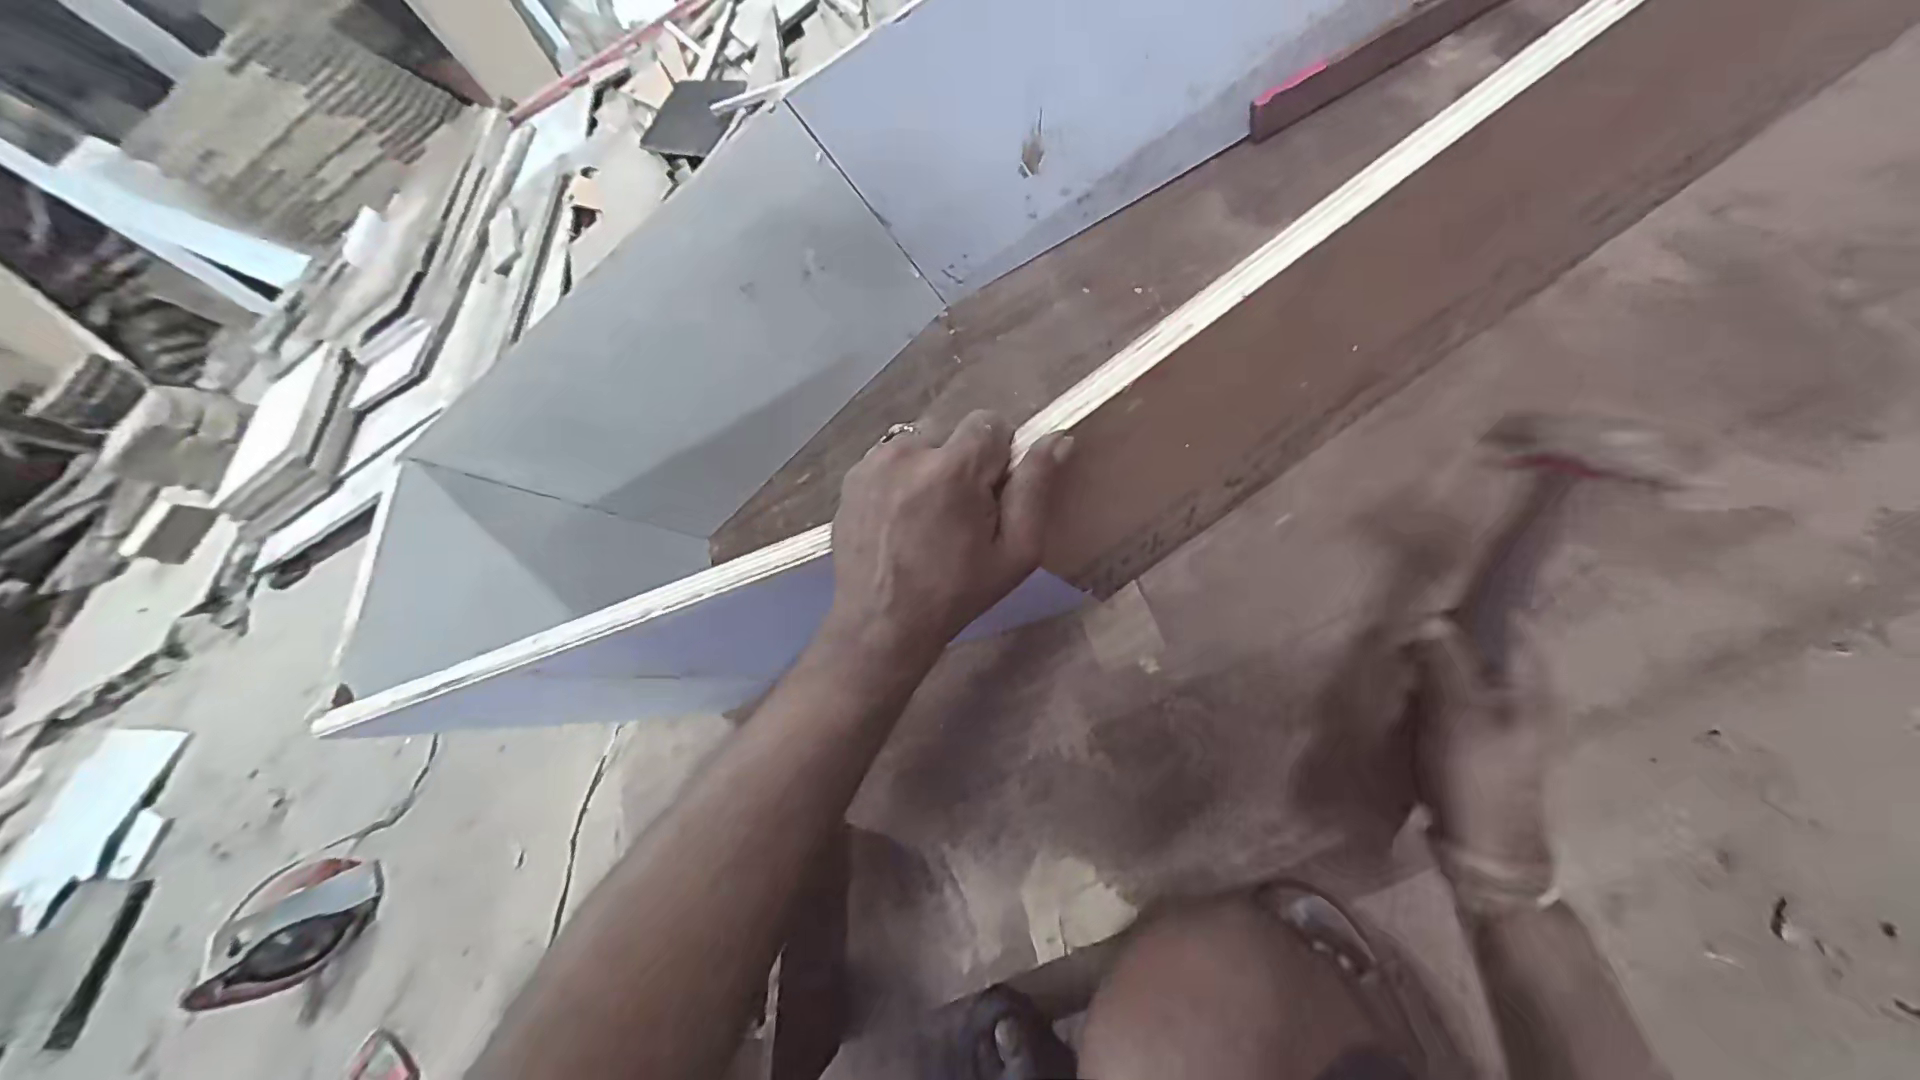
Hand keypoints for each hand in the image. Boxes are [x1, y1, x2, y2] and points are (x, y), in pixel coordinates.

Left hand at [825, 411, 1072, 665]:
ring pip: (920, 445)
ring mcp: (872, 463)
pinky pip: (890, 461)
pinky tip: (899, 521)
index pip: (990, 422)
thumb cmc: (955, 594)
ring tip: (925, 520)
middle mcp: (908, 452)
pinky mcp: (851, 476)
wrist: (880, 624)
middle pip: (953, 433)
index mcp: (952, 469)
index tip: (990, 496)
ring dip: (930, 470)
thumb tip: (1057, 439)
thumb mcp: (1015, 553)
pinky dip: (901, 480)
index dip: (997, 458)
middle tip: (958, 516)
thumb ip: (1036, 489)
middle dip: (963, 464)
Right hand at [1407, 619, 1556, 895]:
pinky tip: (1412, 711)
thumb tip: (1430, 619)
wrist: (1486, 850)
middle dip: (1443, 645)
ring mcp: (1505, 718)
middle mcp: (1525, 695)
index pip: (1513, 625)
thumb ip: (1445, 665)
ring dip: (1433, 671)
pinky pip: (1455, 698)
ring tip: (1407, 687)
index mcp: (1531, 686)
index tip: (1434, 610)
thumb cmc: (1476, 778)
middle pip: (1483, 647)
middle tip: (1409, 657)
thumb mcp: (1456, 717)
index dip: (1478, 609)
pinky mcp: (1483, 737)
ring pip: (1465, 672)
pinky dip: (1432, 695)